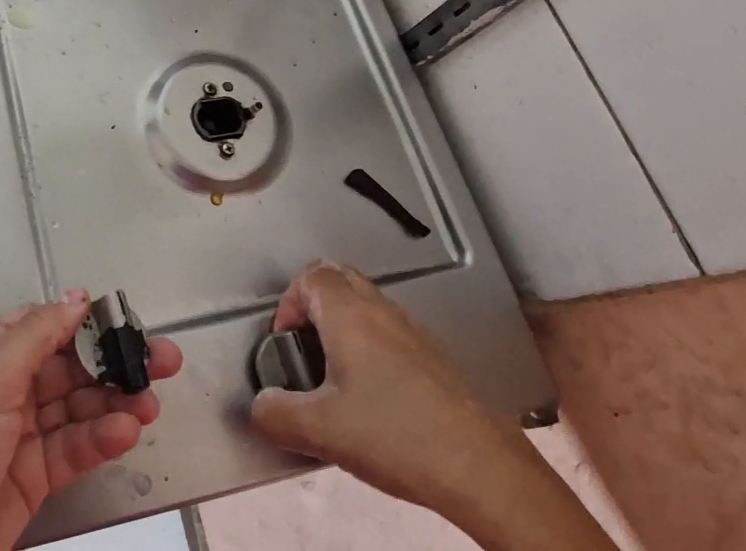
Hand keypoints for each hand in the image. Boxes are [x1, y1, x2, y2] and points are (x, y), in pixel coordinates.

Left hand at [0, 291, 183, 550]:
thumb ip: (34, 337)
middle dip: (113, 363)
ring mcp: (22, 435)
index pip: (42, 327)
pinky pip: (76, 449)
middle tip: (160, 362)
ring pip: (79, 408)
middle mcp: (5, 391)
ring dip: (116, 403)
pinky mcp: (35, 477)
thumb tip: (75, 297)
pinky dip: (103, 440)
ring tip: (147, 404)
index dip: (82, 321)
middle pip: (69, 367)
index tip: (123, 321)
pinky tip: (125, 433)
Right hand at [249, 264, 615, 550]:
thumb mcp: (319, 431)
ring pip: (369, 308)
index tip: (284, 341)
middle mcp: (383, 312)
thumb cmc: (395, 436)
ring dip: (345, 329)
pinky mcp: (438, 360)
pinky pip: (394, 335)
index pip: (310, 276)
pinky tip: (375, 400)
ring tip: (336, 379)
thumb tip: (261, 407)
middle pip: (341, 281)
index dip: (288, 302)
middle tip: (305, 349)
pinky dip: (374, 351)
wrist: (483, 470)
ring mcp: (416, 333)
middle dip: (315, 307)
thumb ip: (276, 414)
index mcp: (349, 315)